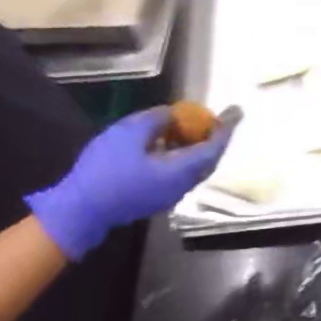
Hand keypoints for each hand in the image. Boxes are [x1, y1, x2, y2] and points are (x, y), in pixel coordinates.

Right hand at [25, 106, 236, 259]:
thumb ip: (157, 121)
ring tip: (191, 125)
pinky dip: (181, 156)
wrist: (85, 208)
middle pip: (206, 162)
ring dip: (196, 147)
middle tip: (215, 118)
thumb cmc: (107, 168)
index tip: (235, 112)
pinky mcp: (155, 198)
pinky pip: (178, 174)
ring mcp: (168, 196)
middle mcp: (180, 188)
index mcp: (179, 172)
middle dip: (213, 139)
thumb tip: (173, 117)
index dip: (225, 130)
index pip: (211, 150)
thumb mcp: (130, 133)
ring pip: (192, 169)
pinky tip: (169, 141)